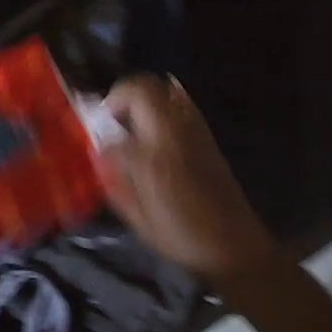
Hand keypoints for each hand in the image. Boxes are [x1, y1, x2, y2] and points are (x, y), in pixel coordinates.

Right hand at [100, 75, 275, 281]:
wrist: (234, 245)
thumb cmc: (182, 237)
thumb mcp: (139, 219)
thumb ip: (115, 181)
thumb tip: (99, 153)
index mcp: (151, 158)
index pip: (113, 127)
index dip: (99, 132)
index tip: (96, 143)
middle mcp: (170, 133)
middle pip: (139, 88)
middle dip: (119, 97)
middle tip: (111, 118)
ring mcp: (191, 128)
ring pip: (161, 86)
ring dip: (140, 95)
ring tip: (132, 118)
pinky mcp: (205, 131)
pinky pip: (180, 98)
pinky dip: (163, 99)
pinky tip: (156, 121)